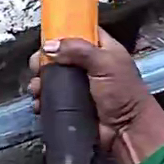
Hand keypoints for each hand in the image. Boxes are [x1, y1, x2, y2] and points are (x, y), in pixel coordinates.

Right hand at [28, 29, 163, 163]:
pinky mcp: (71, 104)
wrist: (127, 131)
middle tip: (37, 67)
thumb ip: (78, 50)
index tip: (46, 39)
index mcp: (102, 49)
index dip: (62, 32)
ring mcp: (79, 86)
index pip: (80, 32)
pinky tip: (39, 103)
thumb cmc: (122, 94)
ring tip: (37, 89)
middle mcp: (89, 65)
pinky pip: (50, 97)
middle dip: (44, 61)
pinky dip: (41, 99)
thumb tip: (48, 47)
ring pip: (51, 77)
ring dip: (40, 82)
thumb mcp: (105, 64)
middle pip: (59, 55)